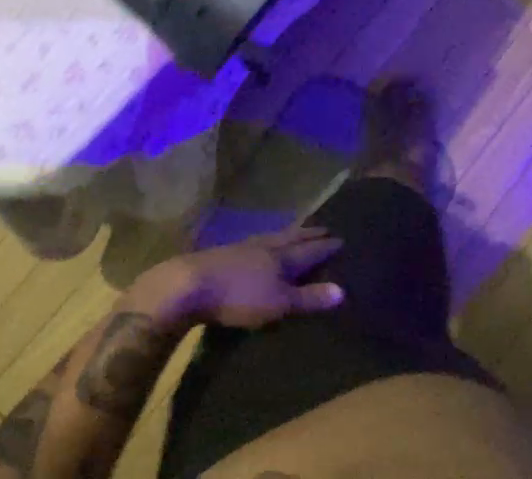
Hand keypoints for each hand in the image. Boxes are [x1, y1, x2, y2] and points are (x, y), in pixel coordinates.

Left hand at [130, 226, 345, 329]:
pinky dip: (265, 243)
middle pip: (291, 237)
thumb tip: (343, 290)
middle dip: (308, 235)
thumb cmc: (239, 296)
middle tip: (323, 228)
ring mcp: (242, 248)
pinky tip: (259, 247)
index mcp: (282, 257)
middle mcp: (265, 246)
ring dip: (286, 235)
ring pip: (271, 238)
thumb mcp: (278, 303)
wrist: (189, 285)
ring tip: (294, 233)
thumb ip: (308, 297)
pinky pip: (254, 244)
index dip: (325, 247)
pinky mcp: (223, 254)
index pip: (310, 250)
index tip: (341, 239)